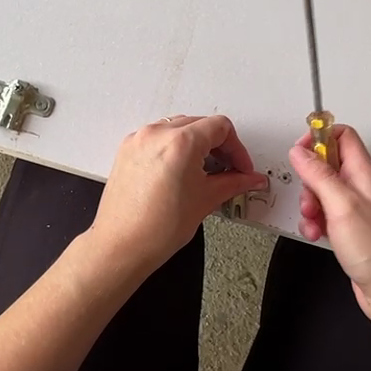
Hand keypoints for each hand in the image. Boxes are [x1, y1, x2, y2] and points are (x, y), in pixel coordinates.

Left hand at [89, 115, 267, 273]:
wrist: (122, 246)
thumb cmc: (155, 229)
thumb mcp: (205, 200)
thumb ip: (234, 183)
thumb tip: (249, 179)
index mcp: (180, 142)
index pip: (221, 128)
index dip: (237, 149)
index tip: (241, 167)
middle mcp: (157, 134)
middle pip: (201, 124)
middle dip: (219, 146)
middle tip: (229, 170)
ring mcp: (139, 140)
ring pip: (179, 127)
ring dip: (197, 144)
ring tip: (205, 172)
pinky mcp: (128, 149)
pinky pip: (159, 137)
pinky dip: (174, 148)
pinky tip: (182, 171)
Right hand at [288, 125, 370, 312]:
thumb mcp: (341, 205)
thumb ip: (319, 175)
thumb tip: (300, 152)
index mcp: (364, 174)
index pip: (343, 136)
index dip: (319, 137)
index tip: (301, 151)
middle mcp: (360, 187)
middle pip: (326, 164)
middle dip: (308, 180)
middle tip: (310, 196)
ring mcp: (354, 207)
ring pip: (321, 191)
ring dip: (309, 205)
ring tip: (314, 220)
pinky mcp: (347, 227)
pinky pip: (323, 214)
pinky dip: (314, 222)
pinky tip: (317, 234)